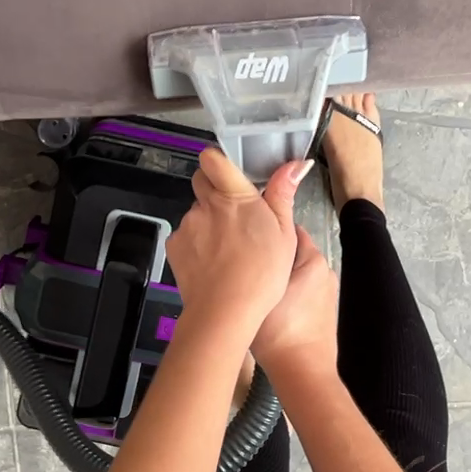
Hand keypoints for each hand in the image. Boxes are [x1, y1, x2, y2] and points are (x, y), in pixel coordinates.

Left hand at [164, 150, 309, 342]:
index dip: (217, 161)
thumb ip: (283, 193)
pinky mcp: (175, 245)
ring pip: (195, 211)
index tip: (229, 172)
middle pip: (201, 181)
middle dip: (214, 190)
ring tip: (228, 248)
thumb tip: (295, 164)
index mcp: (234, 196)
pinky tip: (212, 262)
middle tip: (234, 213)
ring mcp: (187, 225)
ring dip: (208, 221)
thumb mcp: (284, 233)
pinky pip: (185, 235)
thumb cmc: (261, 274)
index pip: (212, 159)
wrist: (225, 312)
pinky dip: (196, 244)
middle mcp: (206, 205)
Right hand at [252, 226, 337, 384]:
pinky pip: (300, 290)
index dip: (266, 228)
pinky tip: (266, 302)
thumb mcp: (264, 288)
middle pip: (291, 251)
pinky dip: (286, 291)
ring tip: (251, 281)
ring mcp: (325, 293)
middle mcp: (324, 271)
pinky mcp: (322, 311)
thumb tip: (248, 242)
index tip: (245, 234)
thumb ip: (259, 261)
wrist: (302, 373)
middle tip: (243, 258)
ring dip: (277, 273)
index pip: (288, 230)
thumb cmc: (279, 328)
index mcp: (313, 260)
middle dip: (271, 253)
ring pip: (294, 272)